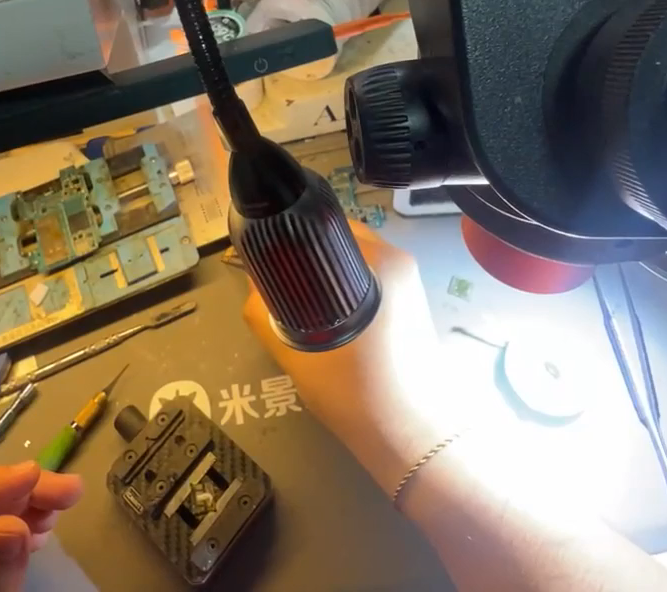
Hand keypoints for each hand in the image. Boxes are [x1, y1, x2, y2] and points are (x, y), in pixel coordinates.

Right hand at [241, 225, 450, 494]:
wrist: (413, 443)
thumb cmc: (357, 390)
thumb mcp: (297, 349)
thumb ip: (264, 311)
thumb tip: (253, 281)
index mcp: (382, 258)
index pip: (326, 223)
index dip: (293, 233)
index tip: (268, 252)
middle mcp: (400, 263)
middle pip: (340, 243)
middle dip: (306, 257)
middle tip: (278, 282)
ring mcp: (410, 288)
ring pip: (353, 267)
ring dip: (325, 277)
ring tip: (298, 304)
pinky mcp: (412, 311)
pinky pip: (369, 287)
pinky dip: (344, 294)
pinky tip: (325, 323)